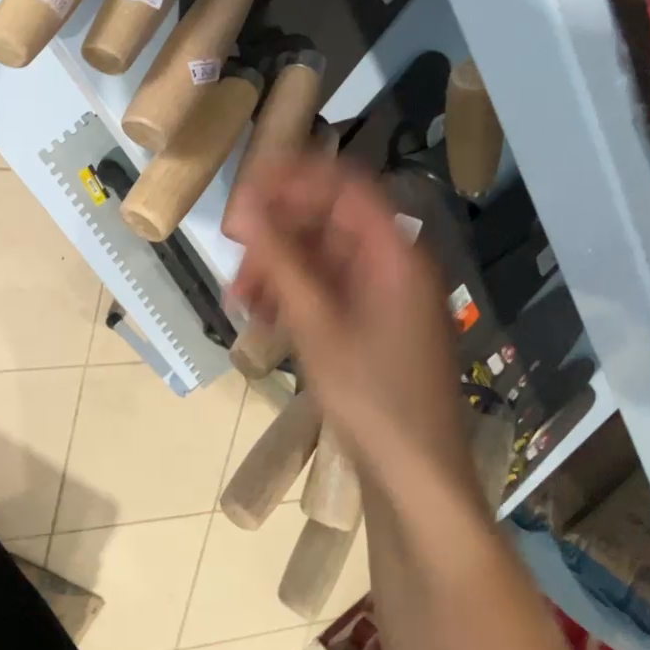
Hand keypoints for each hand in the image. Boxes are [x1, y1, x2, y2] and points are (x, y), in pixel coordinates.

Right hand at [223, 154, 474, 503]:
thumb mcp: (315, 322)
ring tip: (241, 298)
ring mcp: (385, 294)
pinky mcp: (374, 321)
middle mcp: (394, 264)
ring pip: (321, 256)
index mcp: (395, 254)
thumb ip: (279, 257)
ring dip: (277, 267)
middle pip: (328, 221)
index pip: (345, 186)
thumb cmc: (370, 395)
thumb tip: (247, 206)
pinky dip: (292, 294)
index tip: (247, 185)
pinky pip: (327, 287)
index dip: (297, 176)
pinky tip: (262, 318)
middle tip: (235, 253)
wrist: (414, 474)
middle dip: (277, 233)